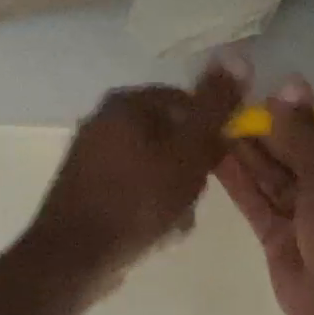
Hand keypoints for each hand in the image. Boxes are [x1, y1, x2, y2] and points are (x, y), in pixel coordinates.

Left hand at [28, 61, 244, 277]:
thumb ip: (215, 108)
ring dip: (174, 193)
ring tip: (175, 220)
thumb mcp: (189, 152)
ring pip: (155, 167)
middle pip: (171, 137)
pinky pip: (133, 189)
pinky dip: (150, 206)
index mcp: (126, 103)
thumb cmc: (139, 201)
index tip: (218, 163)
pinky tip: (155, 231)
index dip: (210, 132)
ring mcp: (90, 156)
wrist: (75, 257)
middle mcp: (102, 120)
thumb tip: (238, 56)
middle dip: (190, 169)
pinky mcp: (84, 188)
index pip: (186, 102)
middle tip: (194, 197)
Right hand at [215, 77, 313, 314]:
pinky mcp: (277, 237)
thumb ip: (303, 136)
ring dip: (247, 152)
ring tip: (213, 122)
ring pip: (272, 176)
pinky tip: (213, 156)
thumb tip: (289, 86)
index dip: (297, 111)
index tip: (263, 91)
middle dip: (267, 130)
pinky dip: (238, 182)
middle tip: (229, 105)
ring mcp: (304, 215)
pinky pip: (256, 202)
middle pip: (295, 151)